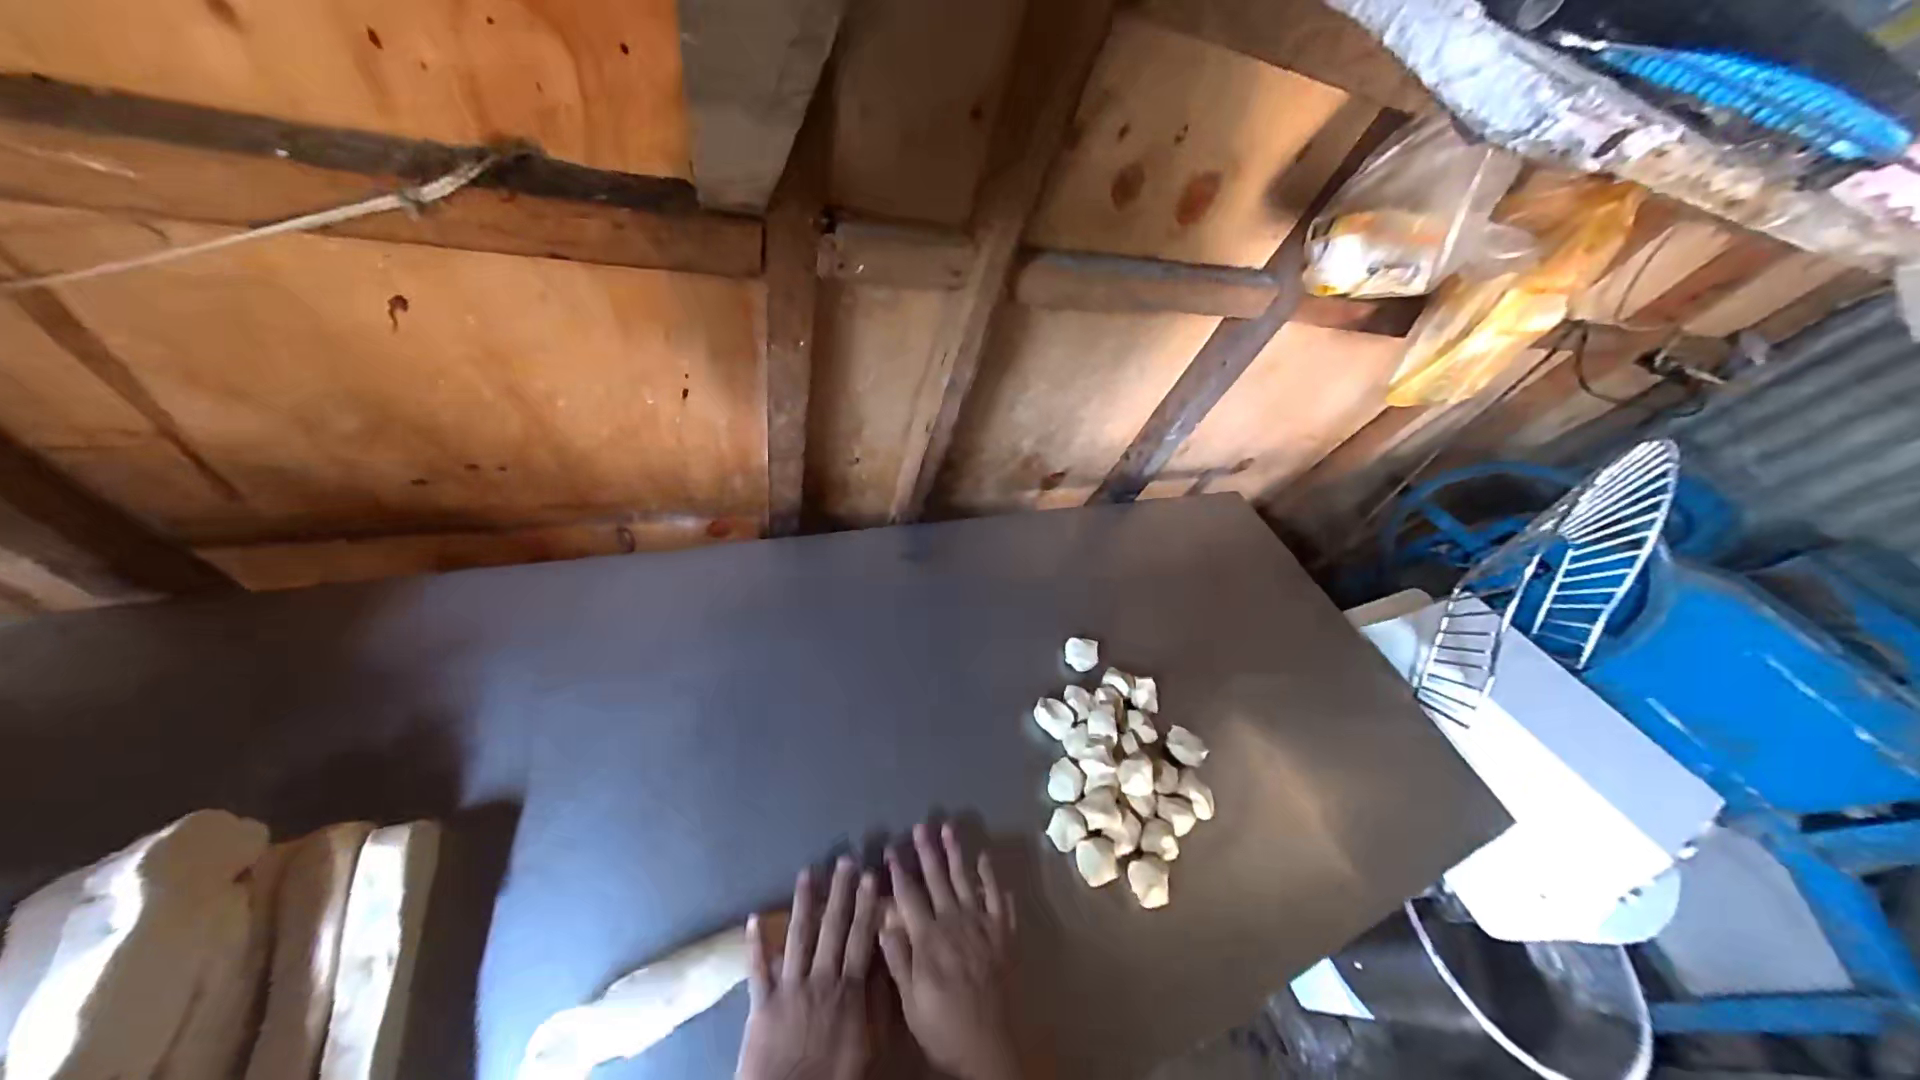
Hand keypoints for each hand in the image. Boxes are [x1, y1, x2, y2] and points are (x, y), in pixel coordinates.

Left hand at [736, 857, 879, 1079]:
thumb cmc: (834, 1077)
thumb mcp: (868, 1045)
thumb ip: (878, 1005)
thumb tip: (887, 966)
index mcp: (848, 990)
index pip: (861, 938)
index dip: (866, 905)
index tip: (870, 874)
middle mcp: (821, 980)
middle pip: (832, 929)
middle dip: (840, 893)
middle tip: (844, 860)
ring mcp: (790, 988)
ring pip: (798, 937)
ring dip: (803, 903)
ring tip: (807, 873)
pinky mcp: (762, 1003)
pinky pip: (757, 969)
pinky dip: (754, 944)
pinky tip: (752, 918)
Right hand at [881, 823, 1020, 1079]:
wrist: (988, 1046)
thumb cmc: (942, 1026)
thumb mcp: (909, 1001)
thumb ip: (898, 959)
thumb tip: (883, 922)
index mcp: (928, 939)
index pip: (909, 896)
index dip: (899, 871)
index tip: (890, 849)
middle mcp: (954, 923)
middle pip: (937, 880)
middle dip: (927, 851)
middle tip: (920, 826)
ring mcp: (981, 925)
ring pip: (966, 880)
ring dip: (956, 853)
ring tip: (948, 829)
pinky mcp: (1001, 933)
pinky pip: (997, 898)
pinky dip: (991, 877)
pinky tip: (985, 859)